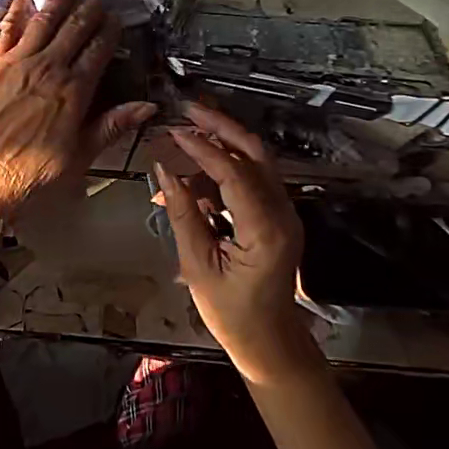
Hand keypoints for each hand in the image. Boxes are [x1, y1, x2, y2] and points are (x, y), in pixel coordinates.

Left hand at [0, 0, 155, 221]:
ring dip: (59, 2)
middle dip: (89, 11)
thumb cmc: (32, 170)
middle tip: (98, 0)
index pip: (98, 50)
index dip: (110, 31)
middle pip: (74, 29)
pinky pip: (8, 27)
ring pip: (44, 22)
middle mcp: (48, 68)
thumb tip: (148, 106)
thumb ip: (112, 125)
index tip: (116, 20)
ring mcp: (18, 61)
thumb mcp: (80, 155)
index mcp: (74, 90)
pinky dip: (18, 7)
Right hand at [154, 103, 311, 381]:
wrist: (269, 339)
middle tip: (187, 109)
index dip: (202, 148)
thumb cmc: (231, 312)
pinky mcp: (276, 214)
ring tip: (185, 132)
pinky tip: (193, 171)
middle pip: (255, 153)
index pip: (234, 173)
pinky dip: (223, 167)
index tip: (173, 132)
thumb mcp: (197, 265)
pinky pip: (252, 178)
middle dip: (221, 126)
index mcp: (266, 229)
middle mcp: (283, 212)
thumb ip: (183, 214)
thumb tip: (164, 171)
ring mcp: (284, 211)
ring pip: (256, 160)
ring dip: (222, 141)